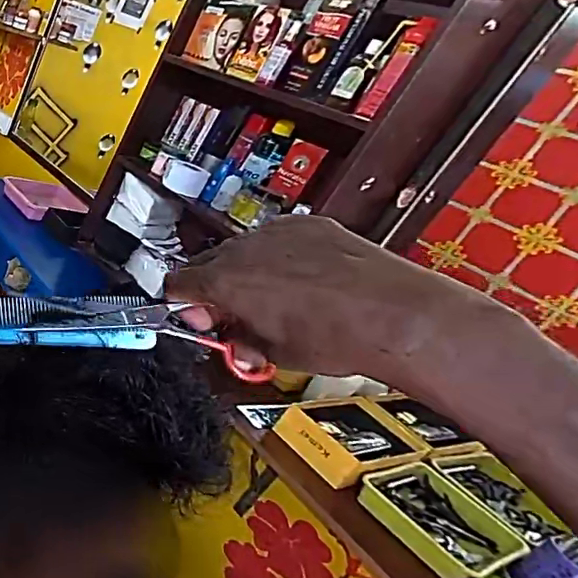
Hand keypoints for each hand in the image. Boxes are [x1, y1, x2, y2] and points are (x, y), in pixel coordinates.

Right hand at [164, 217, 516, 389]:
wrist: (401, 318)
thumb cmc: (341, 337)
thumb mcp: (272, 353)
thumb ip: (237, 339)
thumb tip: (231, 335)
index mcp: (224, 281)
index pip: (176, 284)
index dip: (183, 305)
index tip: (199, 318)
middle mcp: (244, 249)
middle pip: (206, 264)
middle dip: (214, 289)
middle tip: (236, 316)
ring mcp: (278, 233)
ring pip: (241, 250)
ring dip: (246, 272)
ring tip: (277, 301)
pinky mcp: (309, 225)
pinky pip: (278, 238)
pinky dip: (280, 257)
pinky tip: (303, 281)